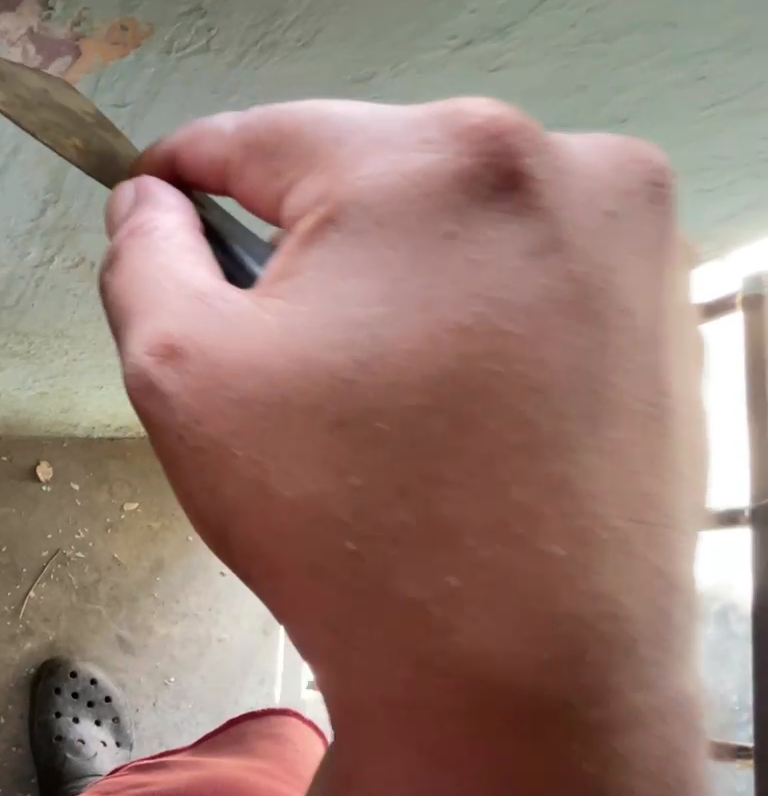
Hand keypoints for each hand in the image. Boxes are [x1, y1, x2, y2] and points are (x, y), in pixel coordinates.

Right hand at [102, 99, 704, 715]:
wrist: (506, 661)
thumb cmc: (322, 505)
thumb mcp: (175, 368)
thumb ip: (139, 258)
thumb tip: (145, 201)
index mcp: (424, 161)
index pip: (255, 134)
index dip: (174, 176)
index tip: (140, 217)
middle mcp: (554, 160)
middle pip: (347, 175)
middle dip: (270, 245)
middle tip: (233, 352)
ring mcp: (627, 232)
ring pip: (423, 225)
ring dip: (350, 280)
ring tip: (324, 393)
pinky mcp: (656, 305)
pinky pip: (495, 272)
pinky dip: (426, 313)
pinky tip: (406, 407)